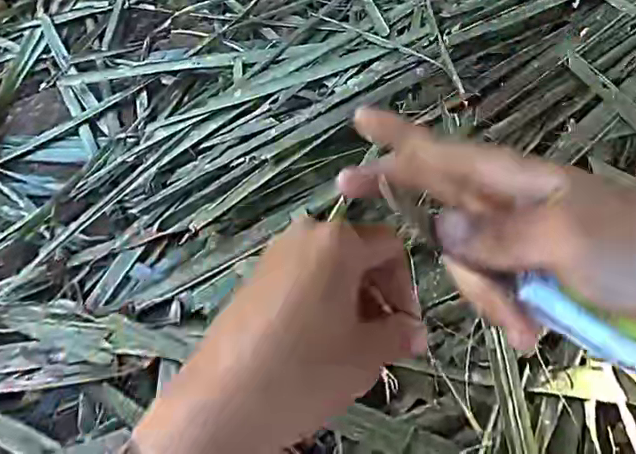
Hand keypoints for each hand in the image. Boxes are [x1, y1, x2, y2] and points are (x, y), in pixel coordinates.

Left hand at [132, 218, 425, 453]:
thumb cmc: (302, 371)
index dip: (405, 287)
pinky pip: (303, 276)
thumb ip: (398, 334)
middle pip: (359, 252)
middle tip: (383, 339)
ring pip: (330, 266)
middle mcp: (308, 232)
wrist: (220, 403)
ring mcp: (277, 251)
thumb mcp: (364, 356)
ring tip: (349, 346)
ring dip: (350, 299)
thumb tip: (414, 330)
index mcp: (339, 239)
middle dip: (377, 294)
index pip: (390, 246)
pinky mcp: (255, 274)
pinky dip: (320, 300)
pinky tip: (315, 344)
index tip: (406, 327)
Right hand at [335, 108, 635, 349]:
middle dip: (444, 247)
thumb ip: (498, 234)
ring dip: (492, 298)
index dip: (397, 136)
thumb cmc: (631, 244)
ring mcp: (521, 231)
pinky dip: (511, 309)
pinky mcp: (535, 262)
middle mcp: (507, 197)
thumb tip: (438, 228)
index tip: (358, 119)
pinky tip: (539, 330)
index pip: (441, 150)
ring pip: (472, 260)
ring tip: (534, 327)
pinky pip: (499, 284)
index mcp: (511, 175)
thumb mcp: (565, 239)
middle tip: (423, 244)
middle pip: (446, 213)